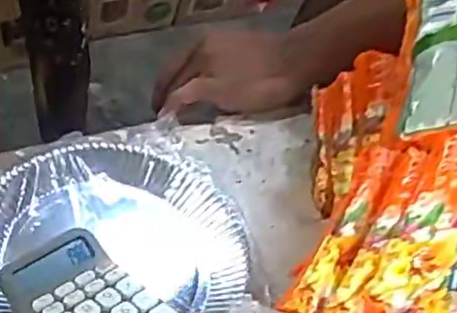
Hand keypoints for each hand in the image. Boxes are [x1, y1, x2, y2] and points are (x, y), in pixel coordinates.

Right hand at [154, 27, 311, 118]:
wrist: (300, 63)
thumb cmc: (256, 81)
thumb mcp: (215, 92)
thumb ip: (185, 97)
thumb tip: (163, 110)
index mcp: (199, 49)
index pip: (168, 80)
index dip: (160, 104)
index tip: (156, 126)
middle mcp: (208, 42)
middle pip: (178, 73)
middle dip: (169, 96)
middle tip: (166, 122)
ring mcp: (224, 43)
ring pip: (192, 71)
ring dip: (184, 92)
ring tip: (182, 114)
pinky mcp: (238, 50)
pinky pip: (207, 70)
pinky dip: (200, 85)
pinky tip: (202, 100)